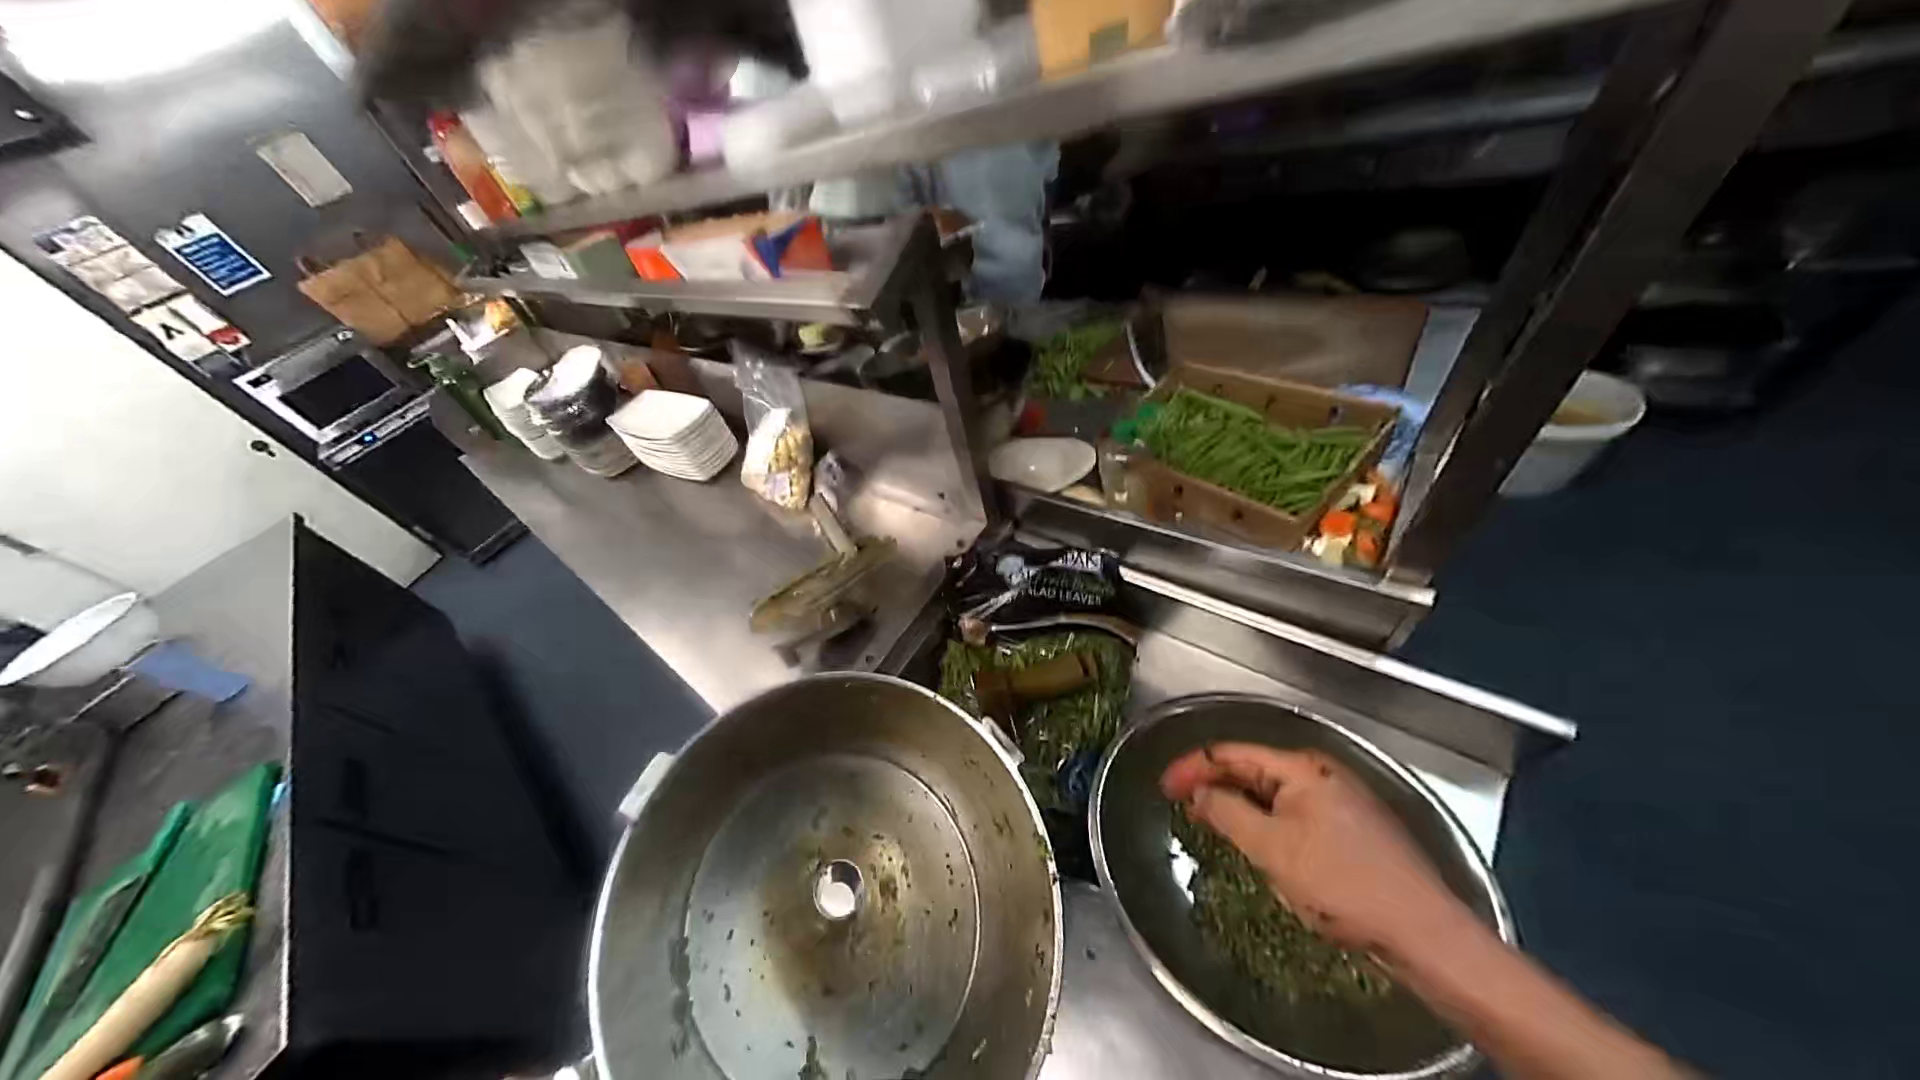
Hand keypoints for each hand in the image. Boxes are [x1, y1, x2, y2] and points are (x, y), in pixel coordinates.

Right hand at [1161, 742, 1467, 959]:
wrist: (1425, 933)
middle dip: (1214, 783)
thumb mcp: (1271, 847)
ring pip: (1273, 792)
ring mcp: (1340, 799)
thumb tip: (1198, 791)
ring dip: (1238, 803)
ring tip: (1210, 821)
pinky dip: (1265, 821)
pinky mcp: (1351, 827)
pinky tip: (1257, 842)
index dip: (1192, 767)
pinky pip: (1293, 812)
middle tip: (1182, 804)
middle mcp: (1322, 773)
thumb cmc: (1344, 884)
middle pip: (1252, 768)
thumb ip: (1226, 811)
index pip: (1231, 753)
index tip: (1165, 787)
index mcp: (1302, 768)